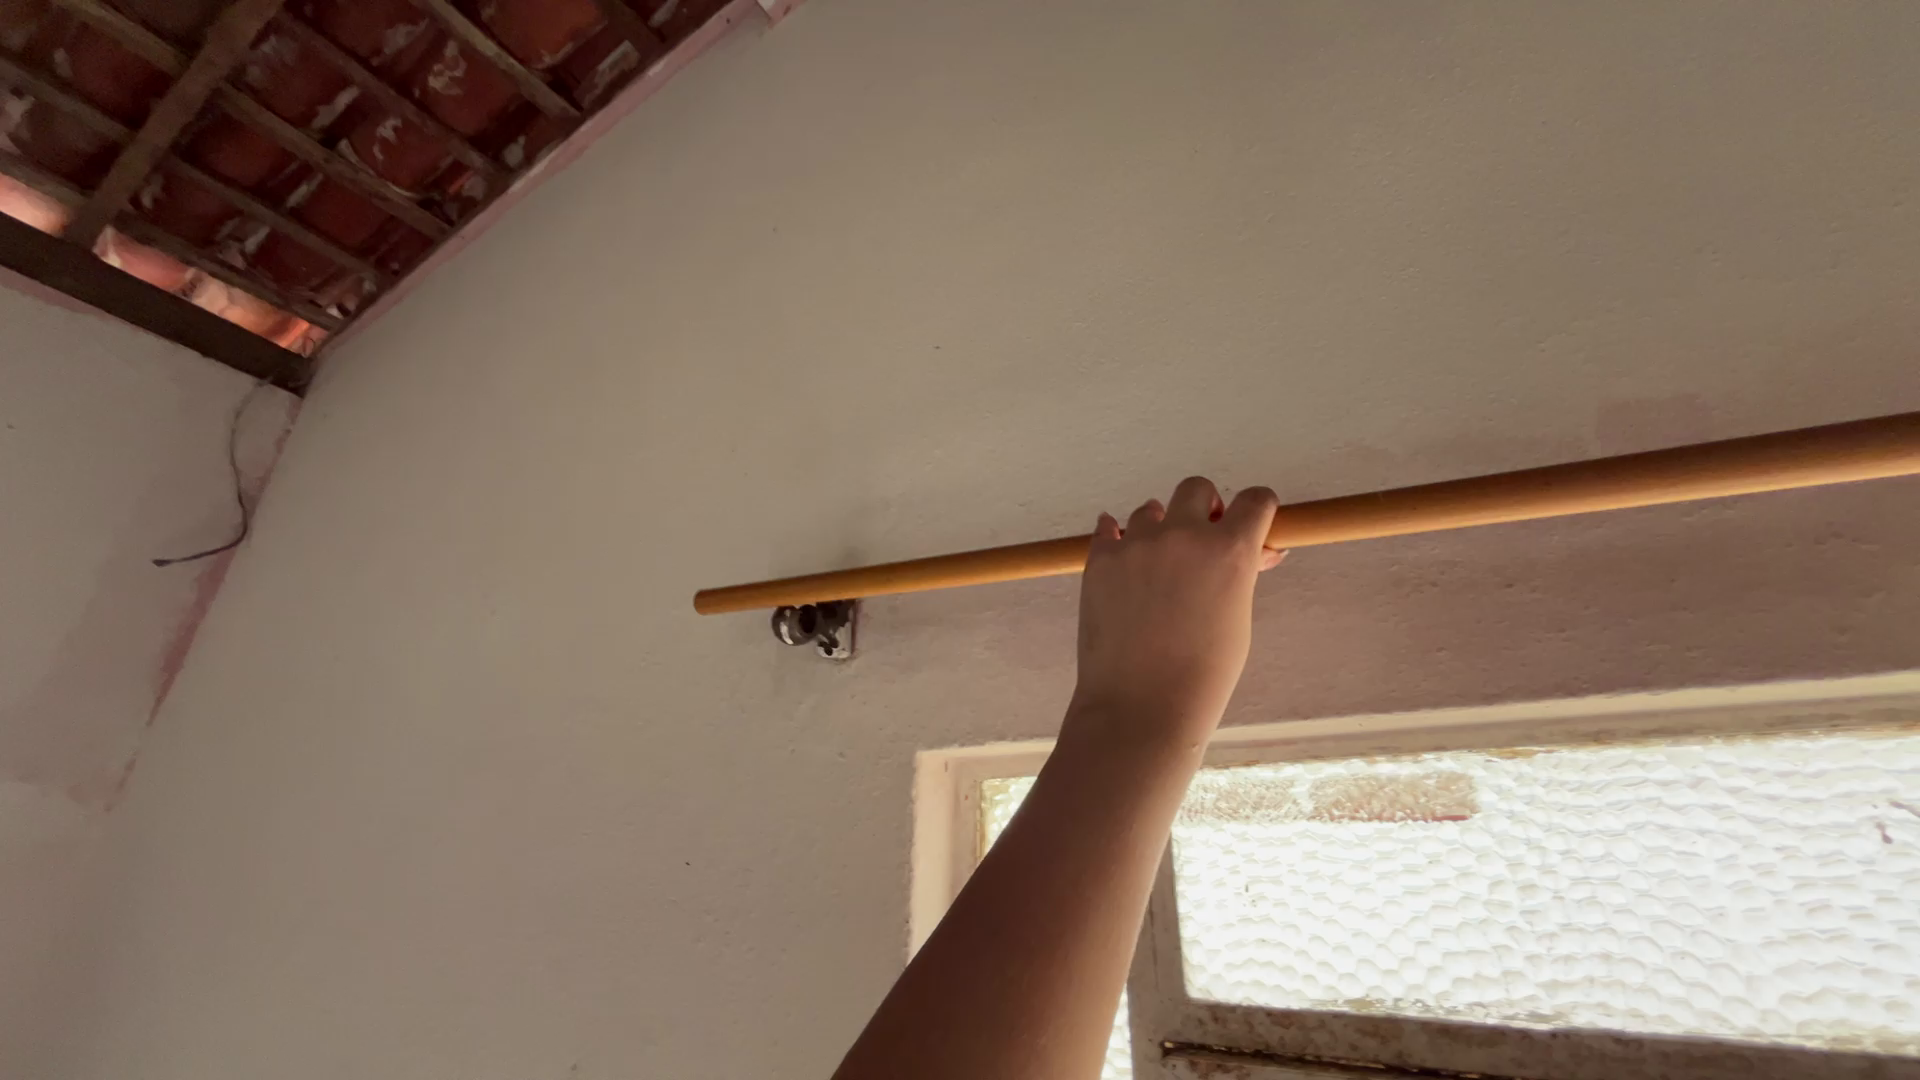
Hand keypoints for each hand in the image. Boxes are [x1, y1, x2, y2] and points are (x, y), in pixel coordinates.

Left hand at [1064, 476, 1281, 755]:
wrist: (1140, 705)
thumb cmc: (1201, 675)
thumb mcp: (1238, 621)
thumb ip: (1241, 576)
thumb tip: (1256, 552)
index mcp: (1229, 552)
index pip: (1255, 500)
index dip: (1257, 510)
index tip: (1250, 522)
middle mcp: (1183, 537)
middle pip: (1196, 489)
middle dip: (1204, 508)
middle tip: (1201, 541)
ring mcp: (1136, 544)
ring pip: (1150, 510)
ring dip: (1158, 528)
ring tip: (1156, 568)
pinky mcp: (1100, 559)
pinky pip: (1108, 528)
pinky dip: (1116, 537)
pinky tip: (1122, 556)